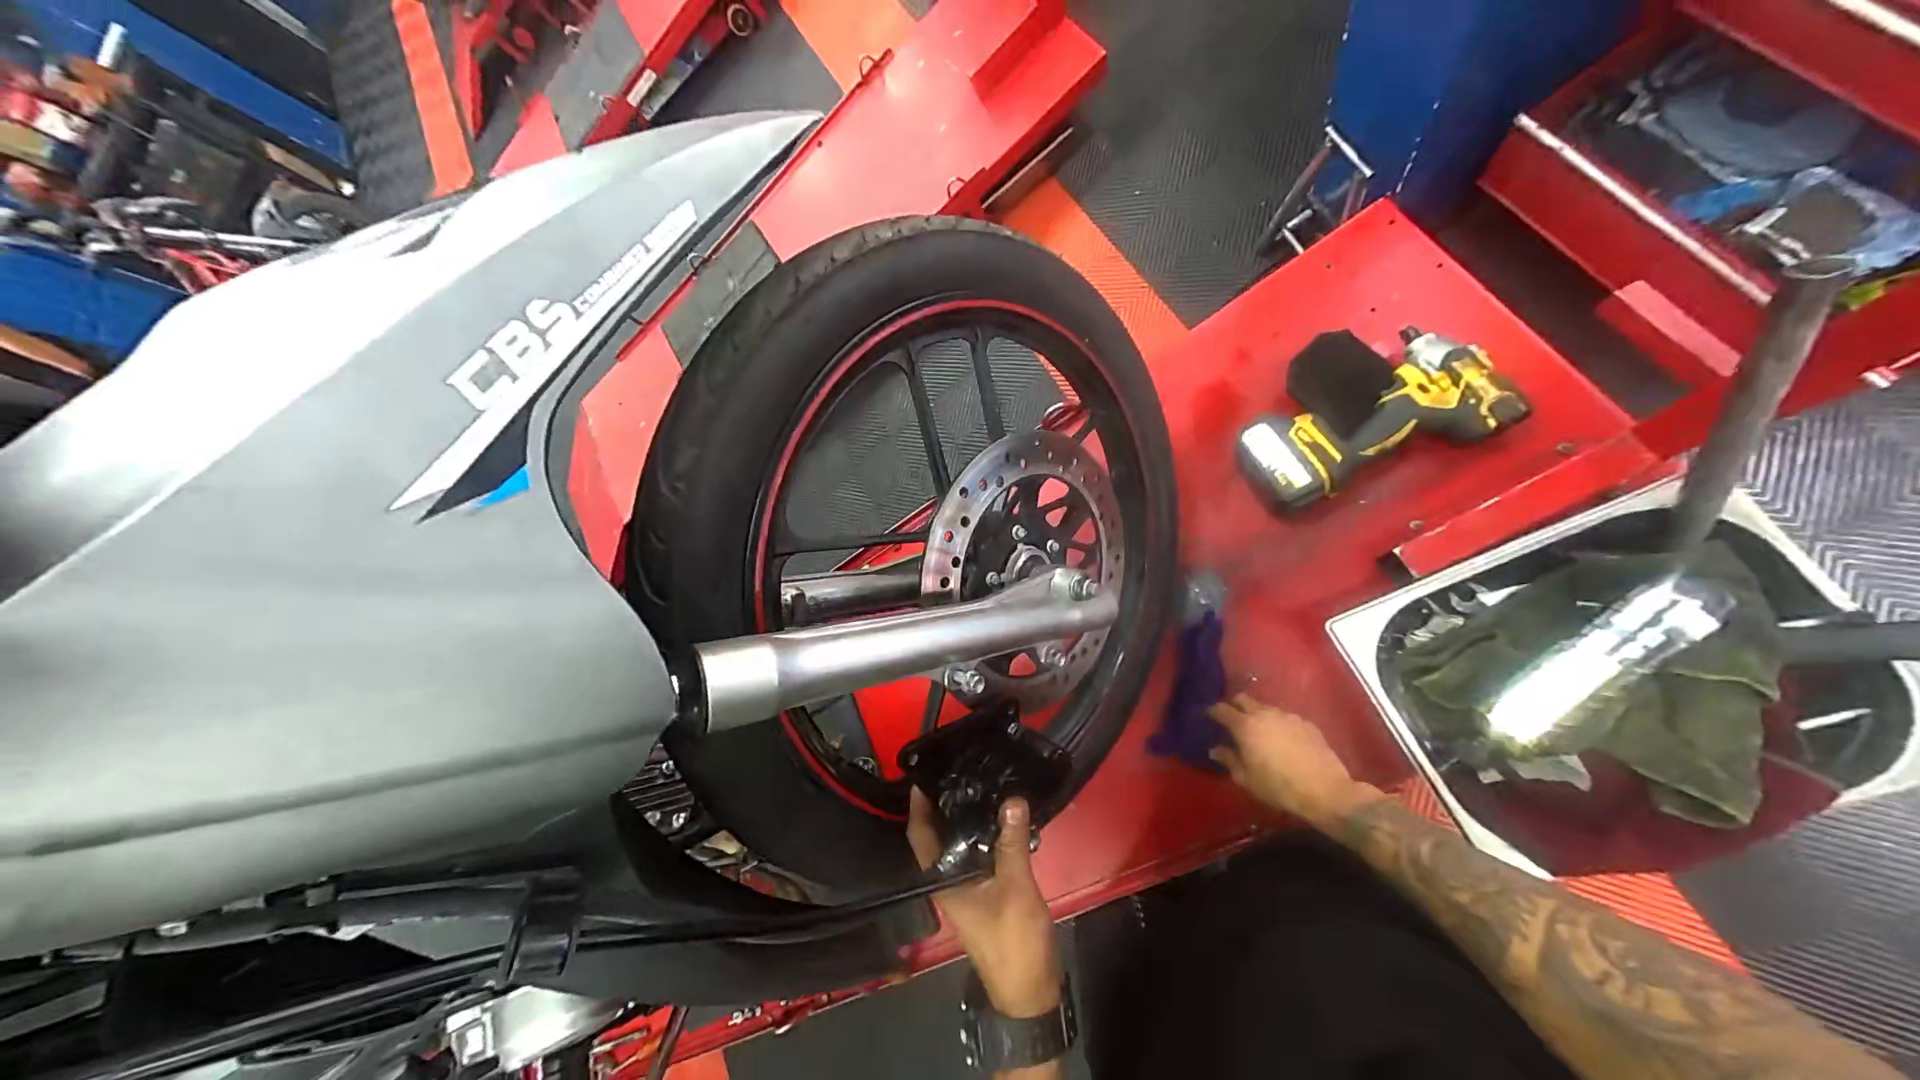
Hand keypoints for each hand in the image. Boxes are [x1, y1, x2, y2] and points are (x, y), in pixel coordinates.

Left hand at [907, 788, 1060, 1017]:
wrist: (1030, 992)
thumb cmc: (1014, 942)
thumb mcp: (1015, 888)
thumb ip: (1011, 843)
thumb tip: (1012, 799)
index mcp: (942, 882)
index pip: (920, 836)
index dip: (918, 806)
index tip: (924, 775)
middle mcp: (948, 882)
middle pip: (938, 837)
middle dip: (944, 805)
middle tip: (957, 769)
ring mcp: (967, 888)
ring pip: (959, 845)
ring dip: (965, 818)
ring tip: (978, 784)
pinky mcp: (986, 892)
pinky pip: (978, 854)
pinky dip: (984, 834)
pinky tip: (1001, 817)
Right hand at [1208, 693, 1386, 831]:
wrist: (1326, 791)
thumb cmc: (1278, 786)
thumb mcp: (1246, 778)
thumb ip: (1229, 759)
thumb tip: (1216, 749)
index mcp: (1245, 725)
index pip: (1221, 709)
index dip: (1212, 712)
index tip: (1208, 717)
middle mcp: (1265, 713)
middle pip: (1243, 699)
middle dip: (1234, 706)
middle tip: (1232, 721)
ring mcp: (1288, 716)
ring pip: (1265, 708)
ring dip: (1258, 715)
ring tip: (1259, 732)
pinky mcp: (1307, 723)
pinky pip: (1285, 718)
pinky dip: (1278, 724)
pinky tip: (1283, 741)